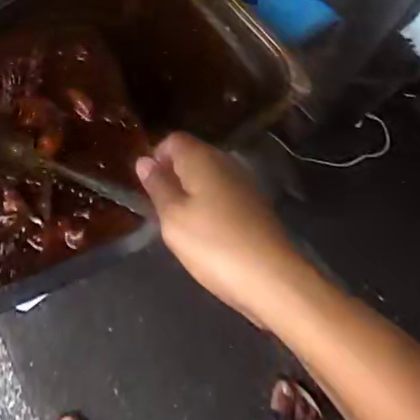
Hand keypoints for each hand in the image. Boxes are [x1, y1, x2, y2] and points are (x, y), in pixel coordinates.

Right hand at [135, 133, 314, 325]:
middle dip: (174, 176)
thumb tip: (144, 160)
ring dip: (192, 193)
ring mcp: (244, 183)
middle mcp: (225, 162)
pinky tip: (209, 236)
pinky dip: (211, 208)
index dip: (157, 157)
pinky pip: (225, 195)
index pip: (173, 140)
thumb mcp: (173, 218)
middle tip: (162, 210)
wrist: (275, 280)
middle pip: (192, 156)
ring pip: (209, 177)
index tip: (149, 187)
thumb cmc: (214, 245)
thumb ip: (157, 186)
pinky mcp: (257, 206)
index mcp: (201, 158)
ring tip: (183, 226)